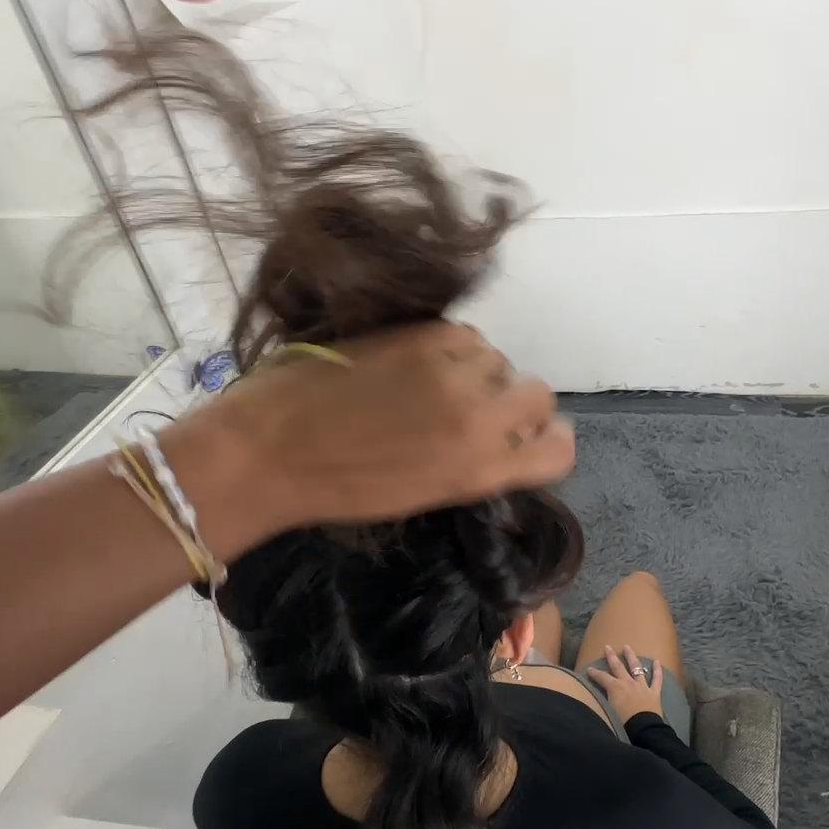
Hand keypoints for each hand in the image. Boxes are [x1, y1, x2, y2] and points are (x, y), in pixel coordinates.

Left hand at [165, 322, 575, 550]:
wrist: (269, 452)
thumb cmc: (341, 489)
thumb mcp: (425, 493)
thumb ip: (475, 464)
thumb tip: (501, 435)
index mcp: (479, 471)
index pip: (559, 448)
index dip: (550, 439)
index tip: (531, 436)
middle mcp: (478, 420)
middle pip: (539, 394)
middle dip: (518, 400)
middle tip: (480, 405)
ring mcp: (451, 373)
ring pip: (498, 359)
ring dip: (479, 371)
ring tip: (436, 381)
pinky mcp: (421, 336)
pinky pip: (465, 335)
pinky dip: (453, 347)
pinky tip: (419, 360)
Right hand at [586, 645, 665, 721]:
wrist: (643, 730)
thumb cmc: (622, 724)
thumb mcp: (608, 711)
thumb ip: (603, 700)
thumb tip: (597, 696)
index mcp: (615, 688)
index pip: (602, 677)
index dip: (594, 673)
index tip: (589, 669)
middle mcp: (627, 683)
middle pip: (618, 667)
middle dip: (611, 657)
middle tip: (608, 647)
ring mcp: (642, 686)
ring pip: (636, 668)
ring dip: (631, 657)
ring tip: (627, 647)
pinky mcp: (654, 692)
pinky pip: (657, 679)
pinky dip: (657, 670)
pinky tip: (657, 661)